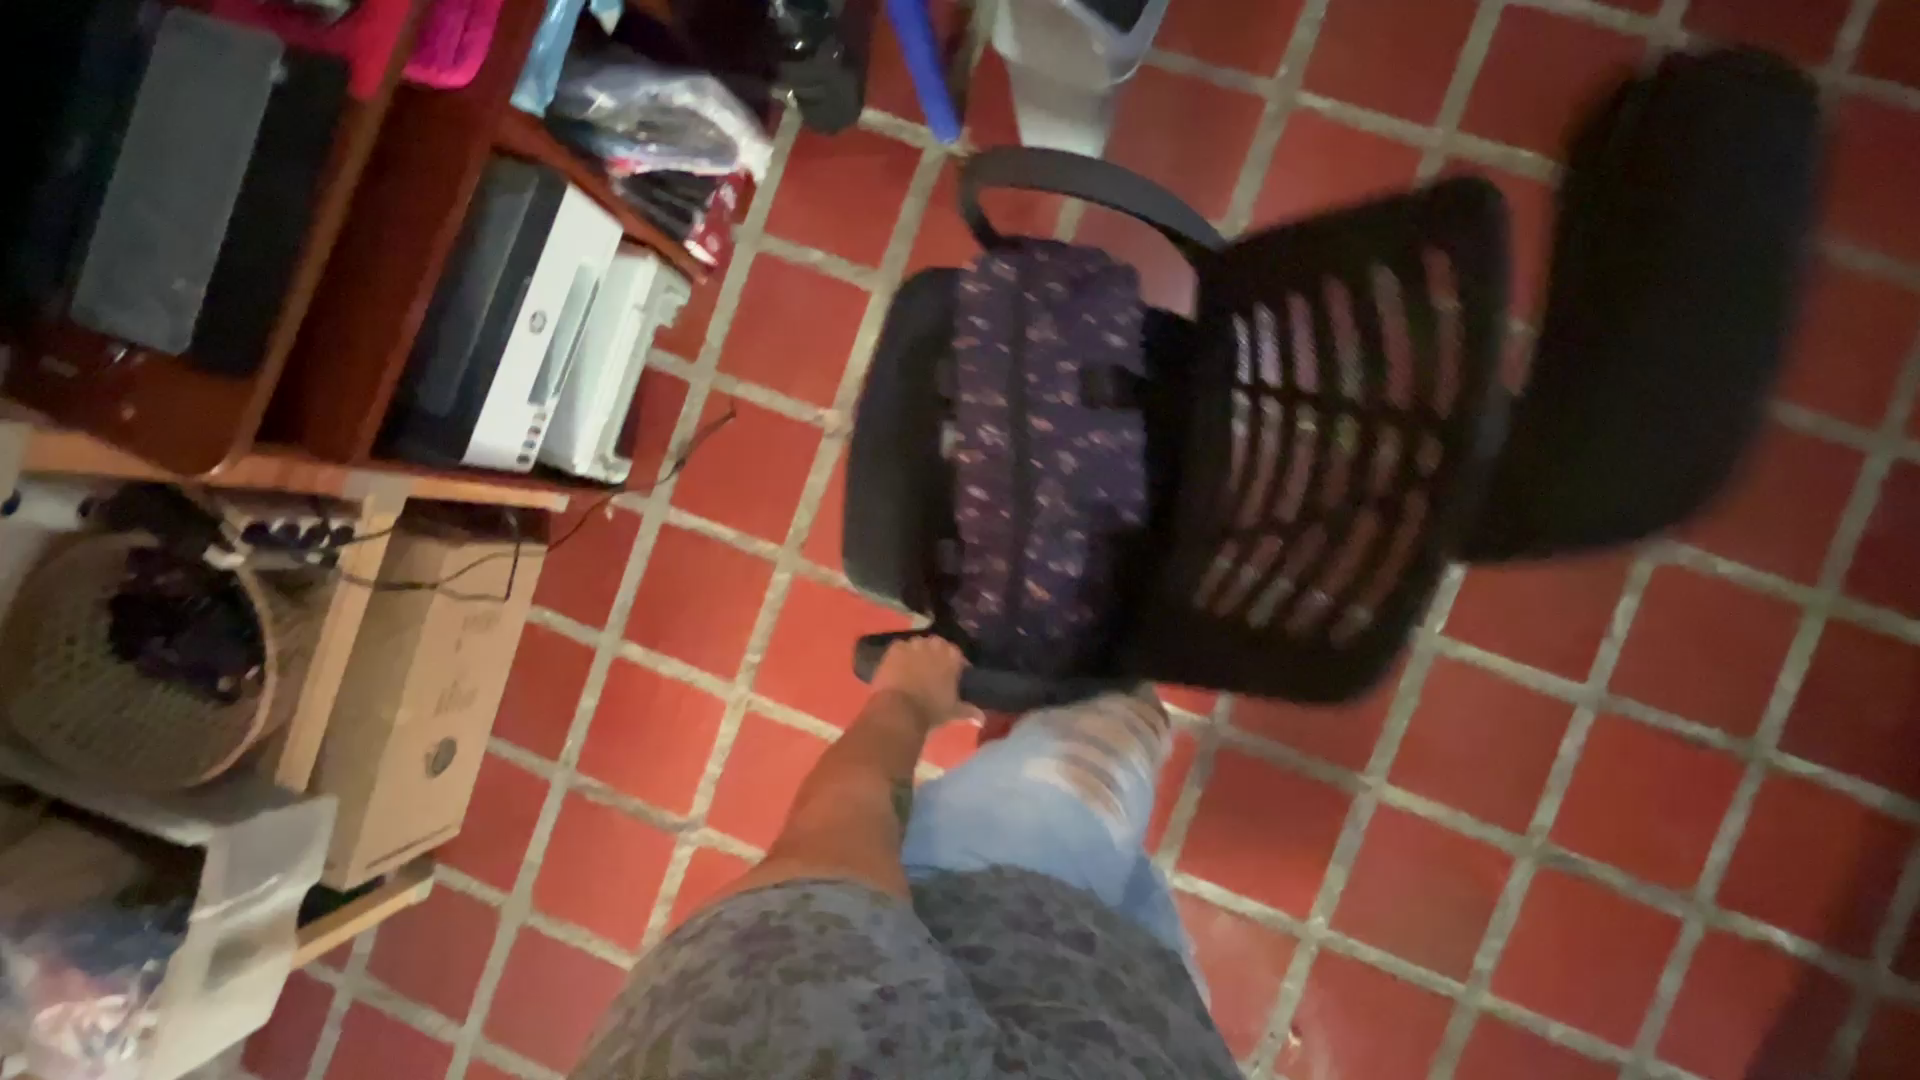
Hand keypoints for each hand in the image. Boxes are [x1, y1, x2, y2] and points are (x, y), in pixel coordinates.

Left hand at [871, 636, 982, 730]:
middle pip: (936, 646)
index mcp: (953, 656)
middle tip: (931, 673)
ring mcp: (914, 644)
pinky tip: (898, 669)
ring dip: (917, 654)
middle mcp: (935, 645)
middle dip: (934, 656)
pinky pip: (900, 648)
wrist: (900, 710)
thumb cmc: (931, 710)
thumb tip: (981, 718)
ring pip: (918, 646)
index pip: (956, 655)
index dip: (953, 665)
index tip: (950, 676)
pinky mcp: (895, 648)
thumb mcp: (953, 712)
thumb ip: (968, 711)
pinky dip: (900, 656)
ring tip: (913, 670)